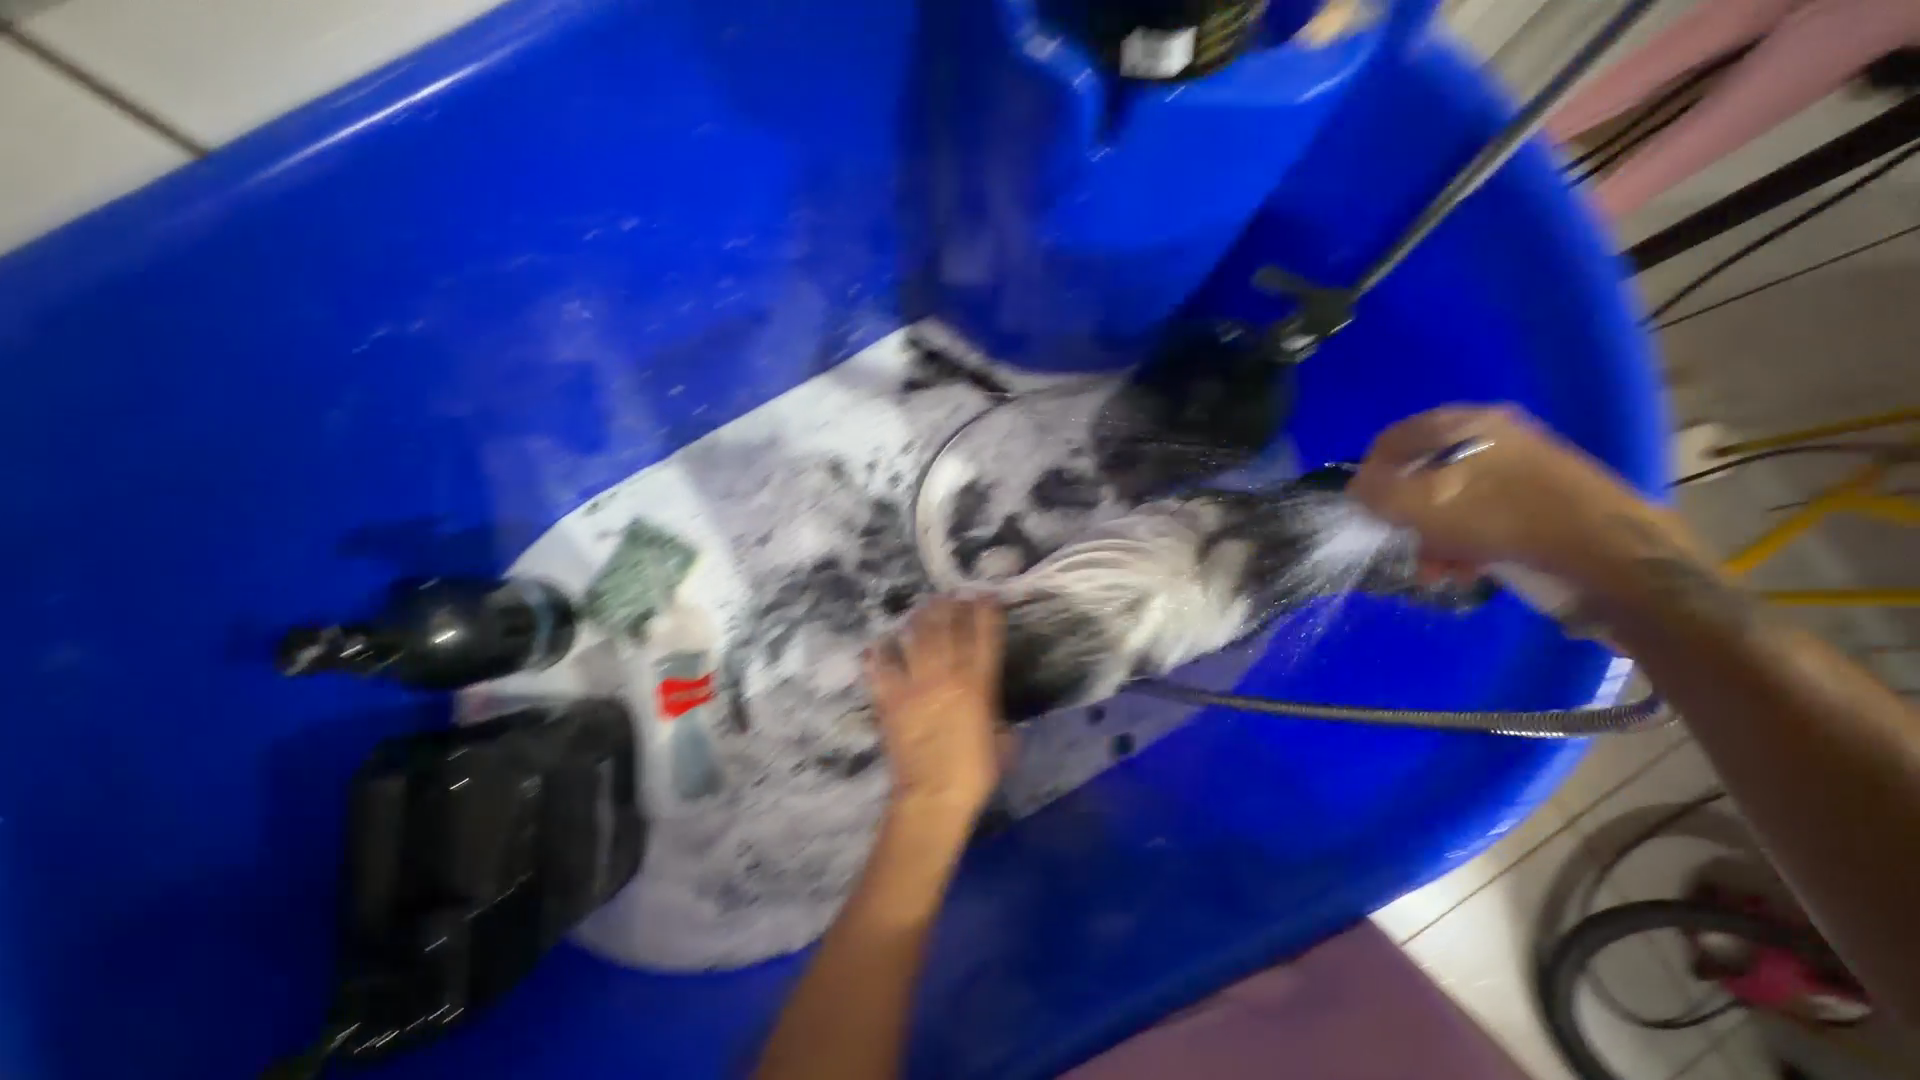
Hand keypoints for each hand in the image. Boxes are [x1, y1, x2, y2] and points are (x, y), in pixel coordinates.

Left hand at [864, 596, 1008, 819]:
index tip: (985, 595)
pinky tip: (877, 645)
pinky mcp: (888, 700)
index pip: (983, 636)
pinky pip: (879, 669)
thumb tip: (991, 711)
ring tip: (921, 609)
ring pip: (914, 639)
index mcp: (978, 684)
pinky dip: (877, 655)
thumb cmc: (975, 773)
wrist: (933, 796)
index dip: (985, 611)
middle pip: (945, 628)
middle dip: (949, 606)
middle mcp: (945, 676)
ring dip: (918, 620)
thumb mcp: (1004, 742)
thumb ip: (997, 716)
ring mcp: (913, 685)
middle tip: (950, 595)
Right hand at [1348, 405, 1692, 585]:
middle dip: (1406, 516)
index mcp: (1466, 425)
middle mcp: (1494, 440)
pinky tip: (1467, 572)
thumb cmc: (1504, 519)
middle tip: (1401, 544)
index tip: (1364, 510)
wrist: (1609, 556)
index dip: (1371, 473)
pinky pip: (1485, 522)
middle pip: (1424, 475)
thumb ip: (1377, 493)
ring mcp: (1521, 474)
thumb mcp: (1422, 504)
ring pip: (1454, 504)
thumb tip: (1355, 489)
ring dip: (1435, 538)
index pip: (1395, 439)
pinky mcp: (1542, 508)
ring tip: (1435, 570)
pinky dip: (1468, 546)